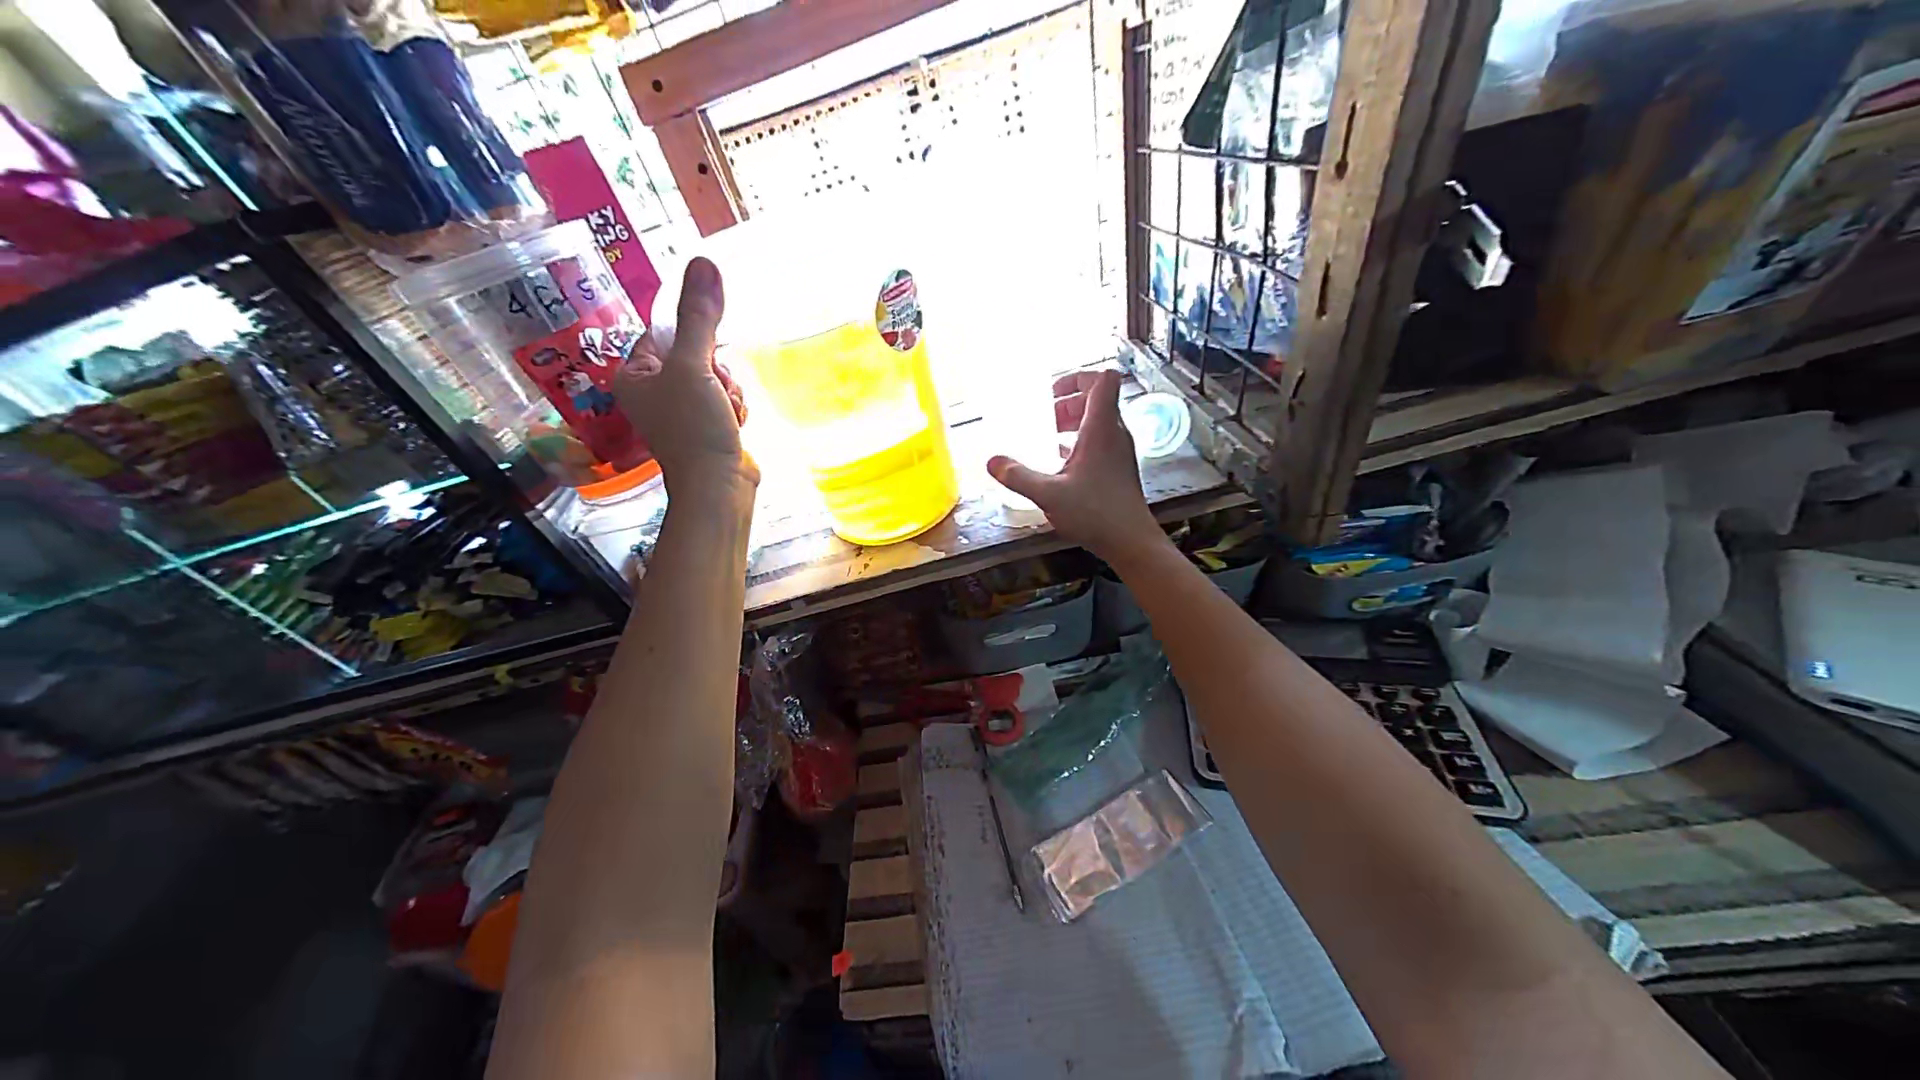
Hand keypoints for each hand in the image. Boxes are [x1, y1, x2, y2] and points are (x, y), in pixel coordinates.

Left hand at [614, 258, 755, 492]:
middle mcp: (653, 392)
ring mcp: (681, 411)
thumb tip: (703, 262)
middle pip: (697, 354)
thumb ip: (699, 317)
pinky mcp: (706, 426)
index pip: (665, 333)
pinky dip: (735, 407)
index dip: (693, 340)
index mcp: (634, 376)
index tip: (706, 359)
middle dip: (717, 371)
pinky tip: (734, 424)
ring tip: (725, 413)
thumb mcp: (694, 366)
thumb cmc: (694, 428)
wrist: (718, 486)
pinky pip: (726, 398)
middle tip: (715, 391)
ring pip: (717, 376)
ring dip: (730, 390)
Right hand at [987, 370, 1166, 566]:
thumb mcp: (1049, 494)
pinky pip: (1100, 441)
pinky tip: (1060, 462)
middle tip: (1044, 419)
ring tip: (1048, 438)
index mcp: (1102, 428)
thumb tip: (992, 462)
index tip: (1052, 393)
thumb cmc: (1095, 513)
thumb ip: (1018, 476)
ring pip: (1099, 420)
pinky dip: (1080, 442)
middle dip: (1068, 402)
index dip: (1077, 377)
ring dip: (1073, 422)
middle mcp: (1115, 433)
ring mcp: (1120, 451)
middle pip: (1097, 399)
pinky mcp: (1119, 468)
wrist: (1132, 542)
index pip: (1102, 379)